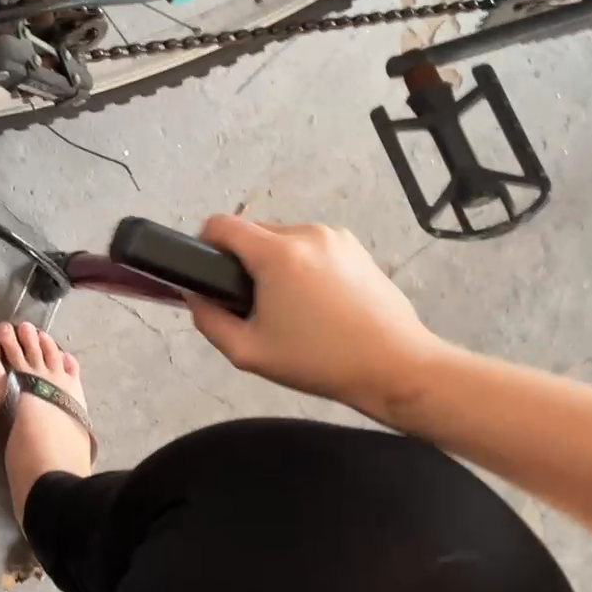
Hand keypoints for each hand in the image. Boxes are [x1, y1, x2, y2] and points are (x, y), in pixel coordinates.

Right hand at [187, 214, 449, 416]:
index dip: (204, 243)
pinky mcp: (355, 247)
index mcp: (277, 254)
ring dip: (272, 262)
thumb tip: (195, 295)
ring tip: (287, 304)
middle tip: (251, 302)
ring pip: (281, 238)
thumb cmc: (319, 361)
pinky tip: (314, 300)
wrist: (397, 367)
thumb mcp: (248, 352)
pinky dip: (300, 264)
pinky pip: (309, 245)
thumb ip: (209, 320)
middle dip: (242, 260)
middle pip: (252, 231)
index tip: (209, 272)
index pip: (221, 224)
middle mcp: (306, 233)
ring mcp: (335, 237)